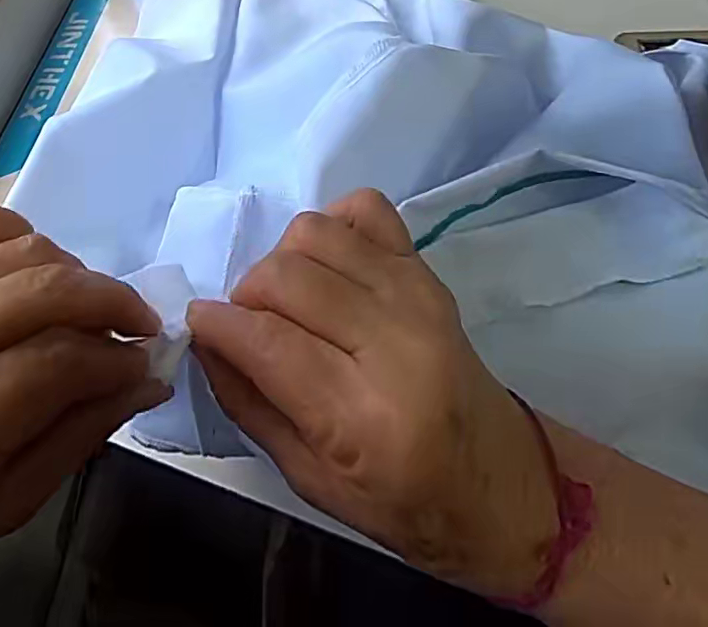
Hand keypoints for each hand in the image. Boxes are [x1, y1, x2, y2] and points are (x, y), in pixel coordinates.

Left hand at [0, 202, 166, 624]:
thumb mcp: (11, 503)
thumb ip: (81, 431)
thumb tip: (143, 377)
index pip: (56, 361)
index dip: (116, 358)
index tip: (147, 363)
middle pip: (42, 291)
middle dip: (109, 301)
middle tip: (139, 326)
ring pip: (18, 252)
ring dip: (74, 271)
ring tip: (93, 308)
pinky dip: (19, 234)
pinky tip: (35, 269)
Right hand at [186, 189, 558, 597]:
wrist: (507, 487)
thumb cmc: (401, 498)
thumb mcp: (305, 474)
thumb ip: (242, 398)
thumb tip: (203, 335)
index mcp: (364, 417)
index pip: (264, 339)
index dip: (215, 323)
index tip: (200, 325)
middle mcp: (397, 347)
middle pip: (282, 276)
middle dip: (244, 296)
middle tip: (251, 326)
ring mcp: (417, 298)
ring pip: (312, 234)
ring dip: (281, 262)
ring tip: (291, 300)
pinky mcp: (427, 272)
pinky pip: (363, 208)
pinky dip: (331, 226)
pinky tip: (329, 267)